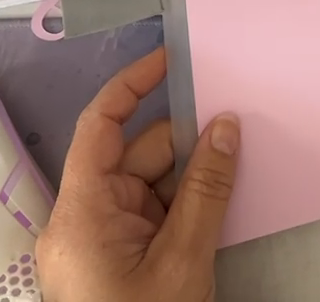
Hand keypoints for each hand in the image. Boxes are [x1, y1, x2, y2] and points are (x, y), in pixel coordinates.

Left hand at [37, 48, 240, 301]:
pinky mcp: (120, 259)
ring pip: (153, 182)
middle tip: (236, 120)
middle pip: (138, 154)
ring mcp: (102, 241)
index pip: (100, 126)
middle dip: (186, 139)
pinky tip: (222, 194)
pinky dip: (188, 199)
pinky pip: (156, 209)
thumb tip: (226, 123)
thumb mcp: (182, 261)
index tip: (173, 58)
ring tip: (237, 162)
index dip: (132, 85)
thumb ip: (206, 187)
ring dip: (193, 172)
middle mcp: (85, 219)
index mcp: (81, 213)